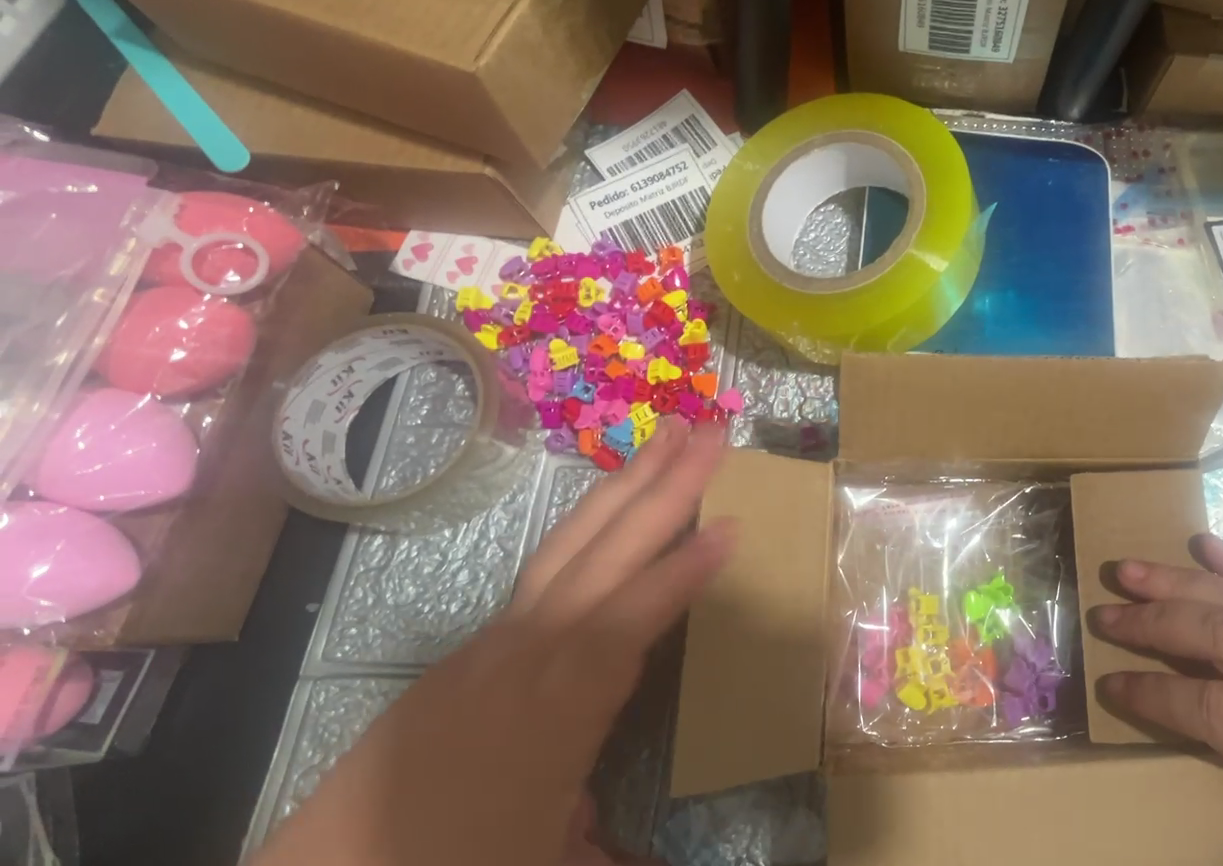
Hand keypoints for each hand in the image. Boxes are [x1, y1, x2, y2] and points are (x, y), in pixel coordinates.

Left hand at [255, 420, 734, 865]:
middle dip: (665, 484)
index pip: (635, 615)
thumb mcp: (553, 862)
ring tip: (669, 436)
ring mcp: (498, 639)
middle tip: (713, 430)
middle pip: (607, 547)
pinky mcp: (476, 647)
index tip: (734, 526)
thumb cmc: (457, 861)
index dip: (686, 572)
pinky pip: (546, 565)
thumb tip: (663, 858)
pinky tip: (611, 515)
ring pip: (571, 541)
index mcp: (561, 701)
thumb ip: (619, 850)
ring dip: (627, 484)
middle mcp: (531, 649)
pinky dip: (591, 522)